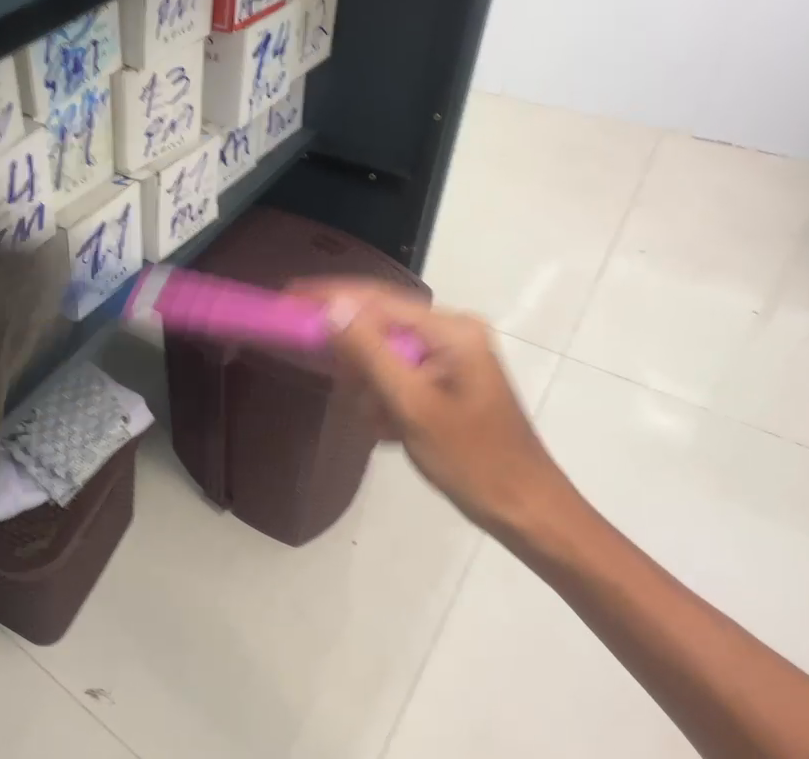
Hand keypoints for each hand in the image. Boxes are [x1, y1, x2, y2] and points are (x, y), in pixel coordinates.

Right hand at [292, 279, 576, 535]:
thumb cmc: (472, 461)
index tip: (282, 299)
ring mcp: (452, 355)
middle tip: (349, 395)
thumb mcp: (412, 406)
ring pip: (382, 355)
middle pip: (376, 325)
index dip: (325, 297)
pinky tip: (392, 430)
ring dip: (371, 390)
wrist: (527, 511)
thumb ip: (369, 352)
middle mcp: (452, 332)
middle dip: (356, 363)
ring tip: (382, 425)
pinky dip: (385, 400)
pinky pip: (397, 376)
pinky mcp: (448, 379)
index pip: (374, 299)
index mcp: (451, 330)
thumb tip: (332, 307)